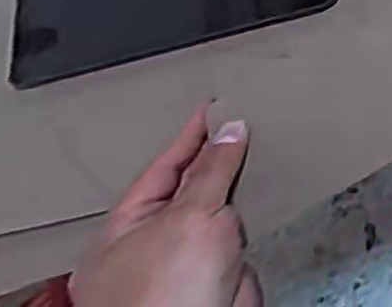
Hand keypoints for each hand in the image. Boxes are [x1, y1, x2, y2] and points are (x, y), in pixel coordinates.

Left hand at [70, 106, 261, 306]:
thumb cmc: (168, 292)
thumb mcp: (191, 215)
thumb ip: (212, 167)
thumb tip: (231, 128)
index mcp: (122, 231)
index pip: (162, 166)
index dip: (191, 134)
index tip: (217, 104)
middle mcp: (151, 240)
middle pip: (189, 181)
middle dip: (218, 152)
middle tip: (246, 114)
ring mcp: (186, 254)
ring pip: (215, 200)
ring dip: (237, 173)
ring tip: (260, 136)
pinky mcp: (218, 264)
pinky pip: (236, 218)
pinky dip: (251, 197)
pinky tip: (268, 176)